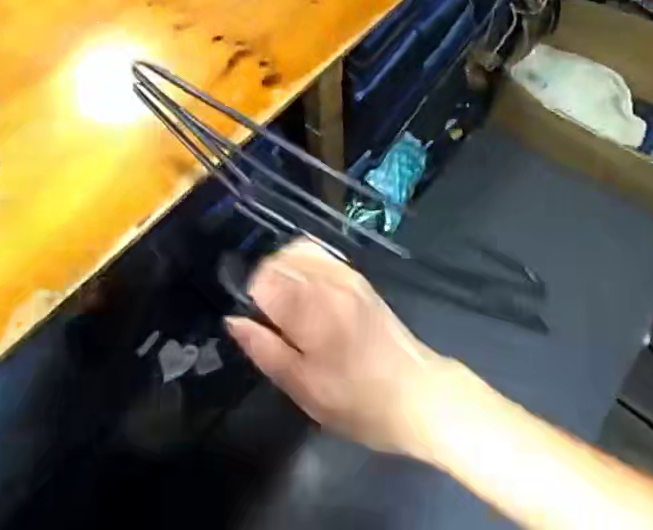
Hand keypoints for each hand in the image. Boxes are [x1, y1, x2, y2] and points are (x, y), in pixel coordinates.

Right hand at [225, 238, 466, 459]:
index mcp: (309, 307)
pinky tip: (307, 295)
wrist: (419, 395)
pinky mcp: (357, 277)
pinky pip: (318, 254)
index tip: (257, 323)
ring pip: (296, 252)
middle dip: (265, 283)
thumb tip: (233, 321)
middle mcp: (325, 279)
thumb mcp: (303, 388)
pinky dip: (303, 265)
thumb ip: (264, 350)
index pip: (261, 278)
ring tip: (287, 307)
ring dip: (282, 272)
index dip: (251, 299)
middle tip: (270, 321)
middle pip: (276, 261)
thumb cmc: (357, 401)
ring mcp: (344, 274)